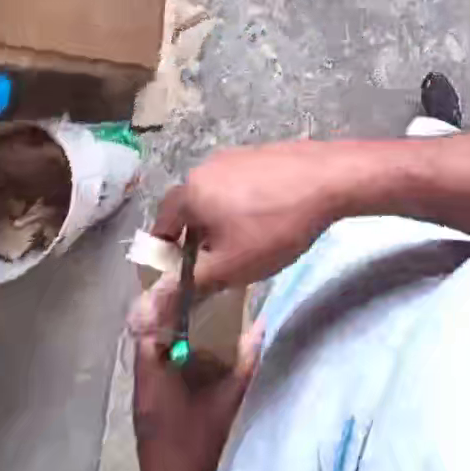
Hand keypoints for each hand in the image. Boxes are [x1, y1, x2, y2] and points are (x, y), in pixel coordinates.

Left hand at [131, 275, 263, 470]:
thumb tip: (261, 325)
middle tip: (194, 292)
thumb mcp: (227, 401)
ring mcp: (141, 393)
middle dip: (169, 309)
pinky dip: (170, 351)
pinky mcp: (146, 406)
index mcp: (151, 370)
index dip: (164, 297)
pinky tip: (191, 349)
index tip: (184, 281)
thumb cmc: (197, 443)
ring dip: (169, 330)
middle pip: (148, 329)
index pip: (148, 319)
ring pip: (150, 348)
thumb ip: (245, 361)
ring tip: (195, 312)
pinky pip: (154, 365)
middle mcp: (140, 377)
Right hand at [149, 141, 354, 294]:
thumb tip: (140, 316)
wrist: (329, 180)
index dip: (166, 256)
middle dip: (195, 241)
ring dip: (219, 223)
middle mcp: (205, 167)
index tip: (181, 279)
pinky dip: (242, 206)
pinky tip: (266, 222)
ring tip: (243, 247)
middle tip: (215, 267)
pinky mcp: (260, 154)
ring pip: (214, 197)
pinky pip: (238, 185)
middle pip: (188, 210)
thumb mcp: (226, 267)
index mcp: (189, 191)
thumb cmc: (272, 227)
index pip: (161, 226)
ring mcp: (234, 156)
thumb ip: (183, 289)